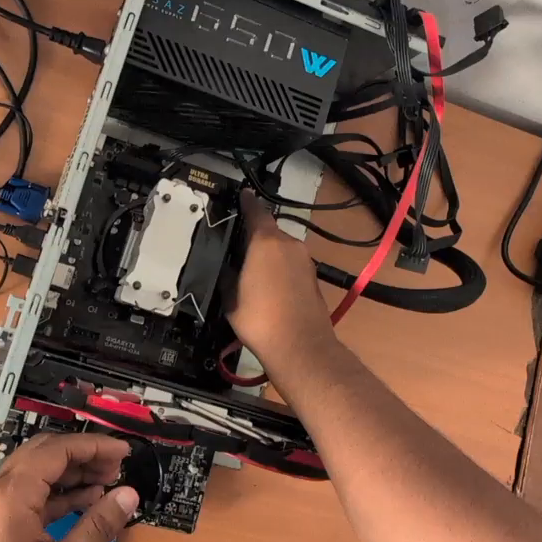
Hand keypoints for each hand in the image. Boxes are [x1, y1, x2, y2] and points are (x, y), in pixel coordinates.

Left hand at [0, 432, 137, 541]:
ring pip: (35, 475)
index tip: (125, 452)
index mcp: (12, 494)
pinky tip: (83, 505)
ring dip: (70, 475)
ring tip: (107, 484)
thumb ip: (98, 527)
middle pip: (43, 455)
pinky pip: (28, 497)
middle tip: (118, 466)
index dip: (94, 446)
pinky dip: (56, 495)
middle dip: (83, 455)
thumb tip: (129, 494)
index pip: (57, 451)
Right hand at [228, 190, 335, 368]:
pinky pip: (291, 265)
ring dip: (268, 255)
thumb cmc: (260, 319)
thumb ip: (228, 276)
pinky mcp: (313, 278)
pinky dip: (279, 270)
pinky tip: (268, 287)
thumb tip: (228, 268)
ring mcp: (305, 261)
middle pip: (270, 231)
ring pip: (282, 249)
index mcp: (266, 242)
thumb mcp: (230, 297)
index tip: (242, 195)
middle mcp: (289, 245)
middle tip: (237, 247)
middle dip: (254, 237)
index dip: (246, 202)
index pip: (255, 211)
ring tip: (250, 271)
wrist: (300, 347)